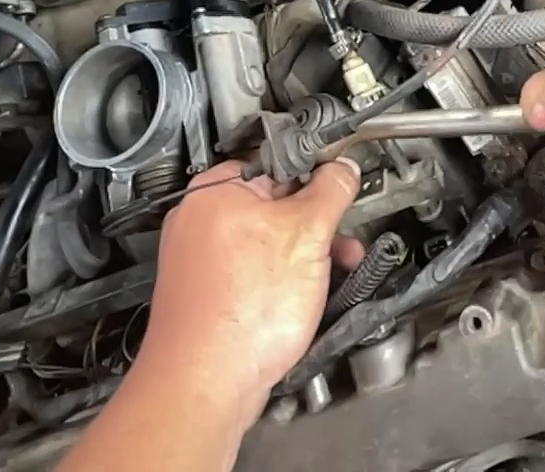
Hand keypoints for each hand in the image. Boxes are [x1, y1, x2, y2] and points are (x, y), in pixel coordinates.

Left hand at [139, 159, 363, 407]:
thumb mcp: (308, 234)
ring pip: (269, 238)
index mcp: (215, 191)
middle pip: (276, 201)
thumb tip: (343, 169)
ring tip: (333, 269)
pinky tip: (307, 293)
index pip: (277, 158)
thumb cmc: (241, 314)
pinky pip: (255, 268)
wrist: (205, 387)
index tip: (338, 183)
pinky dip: (283, 275)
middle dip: (317, 221)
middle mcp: (200, 219)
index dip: (314, 170)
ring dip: (307, 251)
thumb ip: (332, 191)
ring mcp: (201, 258)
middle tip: (340, 236)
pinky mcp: (208, 291)